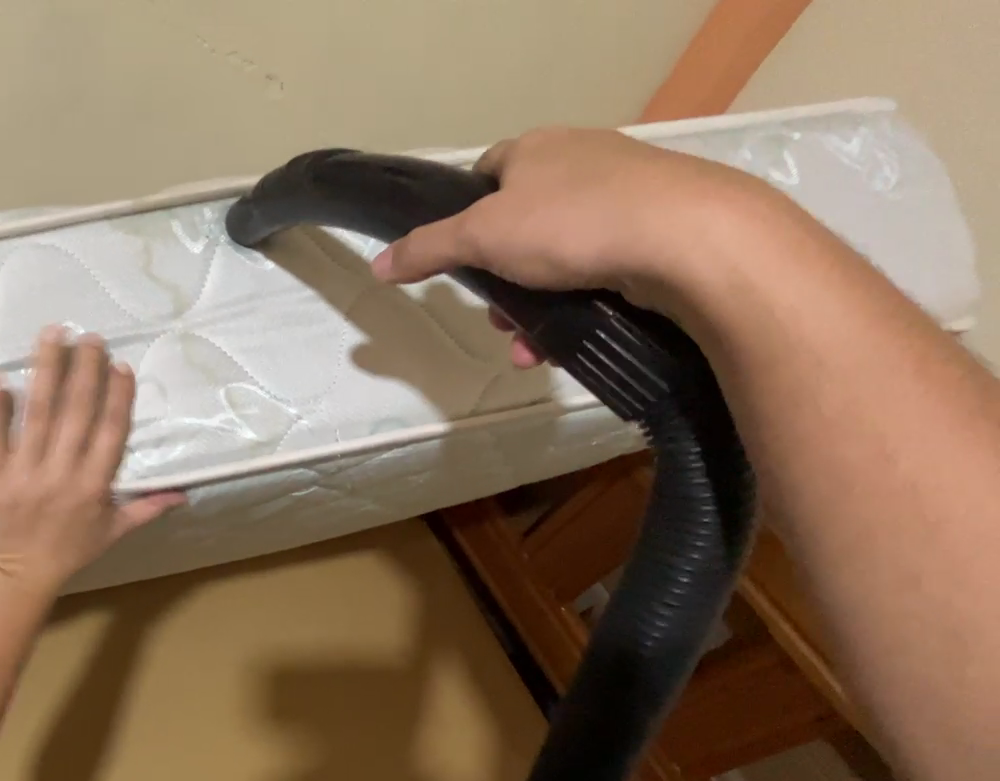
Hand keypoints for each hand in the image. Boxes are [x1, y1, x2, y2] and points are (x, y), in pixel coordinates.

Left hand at [0, 327, 185, 596]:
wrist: (17, 577)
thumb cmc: (68, 553)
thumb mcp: (112, 533)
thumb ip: (146, 509)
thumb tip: (184, 494)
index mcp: (94, 486)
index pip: (110, 433)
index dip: (118, 398)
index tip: (121, 366)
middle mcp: (61, 474)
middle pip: (75, 413)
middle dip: (84, 371)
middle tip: (89, 337)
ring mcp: (24, 473)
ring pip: (37, 415)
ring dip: (45, 372)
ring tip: (52, 335)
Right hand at [370, 127, 783, 366]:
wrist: (690, 240)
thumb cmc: (570, 223)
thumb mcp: (479, 237)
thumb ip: (424, 250)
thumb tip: (376, 265)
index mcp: (537, 148)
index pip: (485, 173)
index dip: (463, 215)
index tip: (455, 257)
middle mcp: (581, 162)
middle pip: (516, 227)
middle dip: (496, 280)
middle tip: (490, 315)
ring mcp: (623, 196)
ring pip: (553, 259)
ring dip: (528, 308)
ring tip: (522, 346)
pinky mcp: (655, 232)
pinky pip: (593, 274)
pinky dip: (569, 311)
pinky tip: (556, 347)